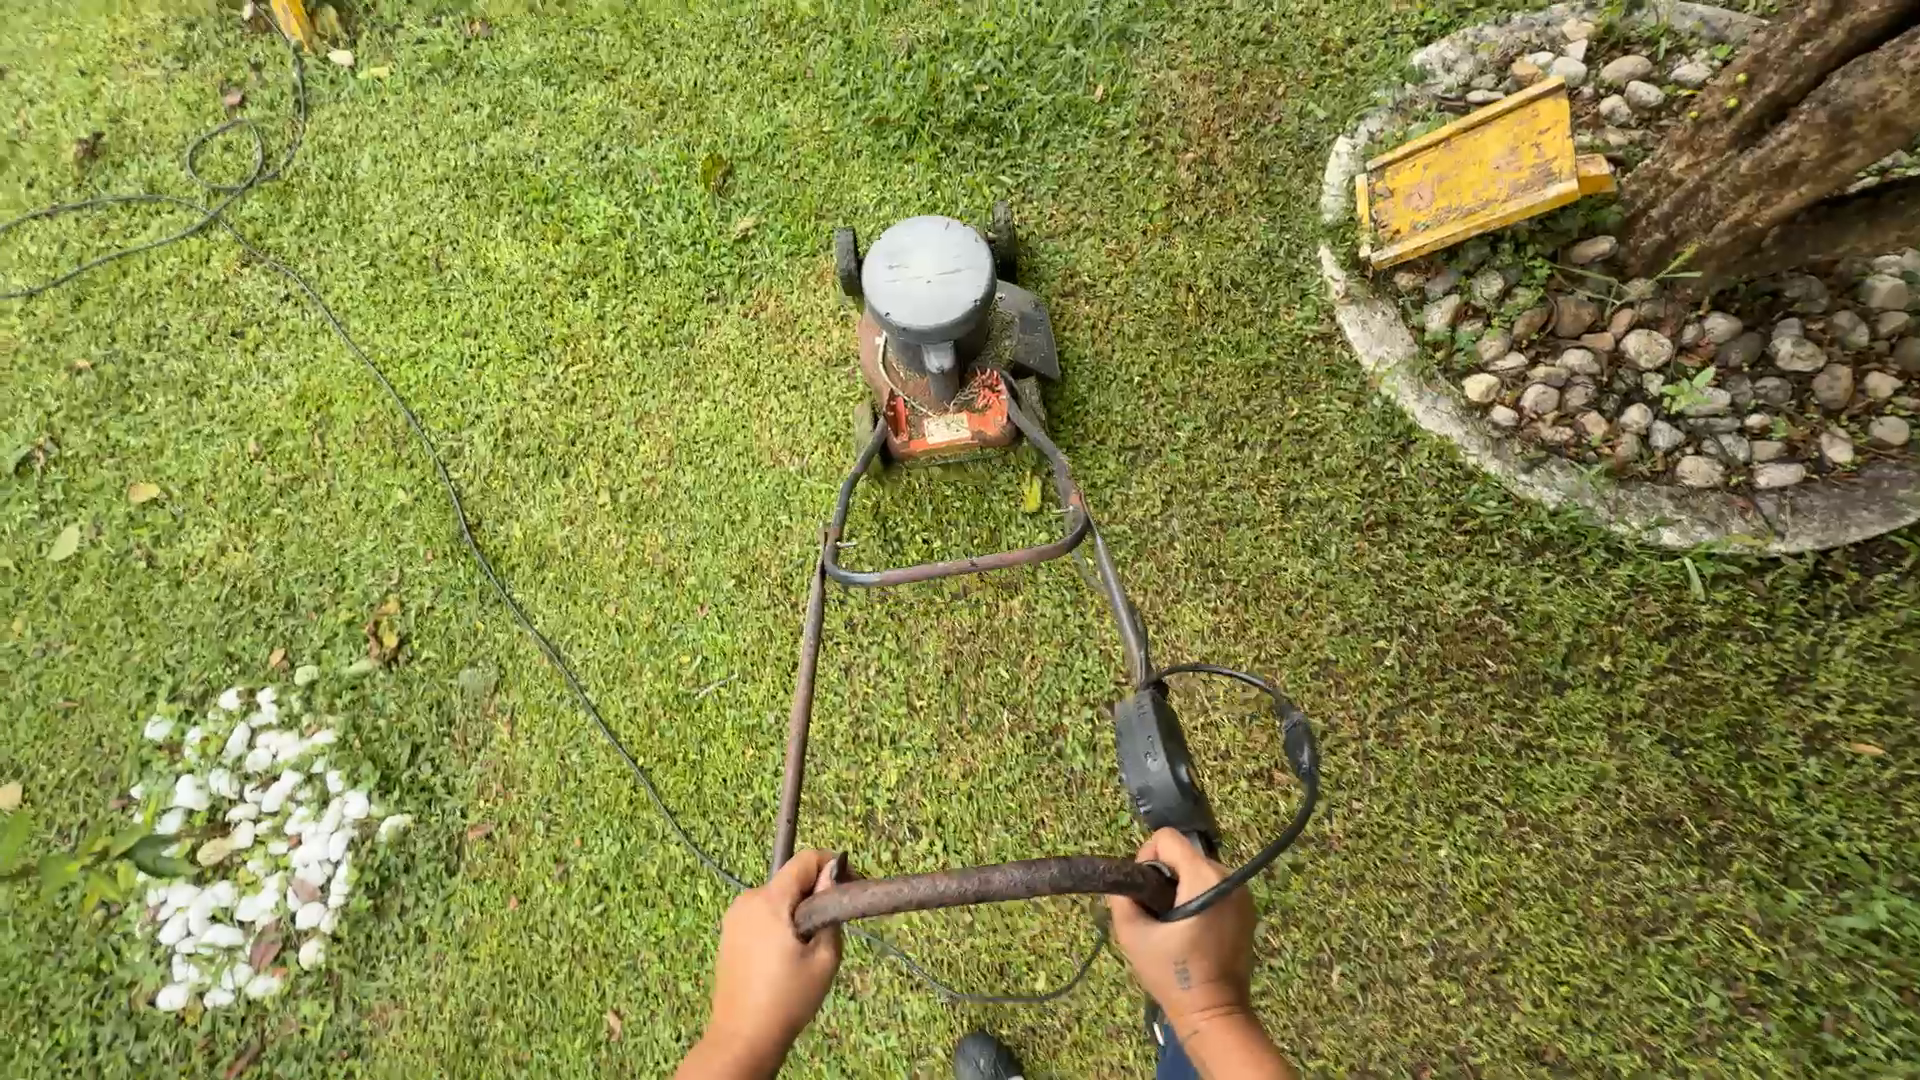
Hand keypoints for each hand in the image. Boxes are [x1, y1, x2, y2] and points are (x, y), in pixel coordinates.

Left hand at [679, 851, 842, 1077]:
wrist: (741, 1040)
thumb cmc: (788, 999)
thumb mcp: (824, 956)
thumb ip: (830, 907)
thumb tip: (833, 873)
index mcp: (769, 900)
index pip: (805, 859)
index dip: (832, 864)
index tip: (849, 885)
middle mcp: (747, 899)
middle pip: (790, 878)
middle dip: (814, 892)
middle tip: (832, 924)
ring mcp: (734, 917)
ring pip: (777, 897)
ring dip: (797, 908)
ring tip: (809, 945)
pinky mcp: (728, 934)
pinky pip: (762, 913)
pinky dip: (779, 921)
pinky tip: (785, 955)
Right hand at [1106, 829, 1255, 1041]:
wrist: (1215, 1015)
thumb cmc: (1173, 975)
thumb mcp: (1132, 934)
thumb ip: (1121, 895)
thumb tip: (1126, 878)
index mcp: (1204, 877)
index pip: (1167, 838)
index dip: (1147, 857)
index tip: (1145, 890)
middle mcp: (1228, 877)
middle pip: (1183, 853)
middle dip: (1164, 875)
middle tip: (1156, 912)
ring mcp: (1242, 894)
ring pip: (1197, 868)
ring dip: (1180, 886)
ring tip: (1173, 922)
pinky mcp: (1247, 909)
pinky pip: (1213, 885)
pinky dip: (1198, 896)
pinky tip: (1191, 927)